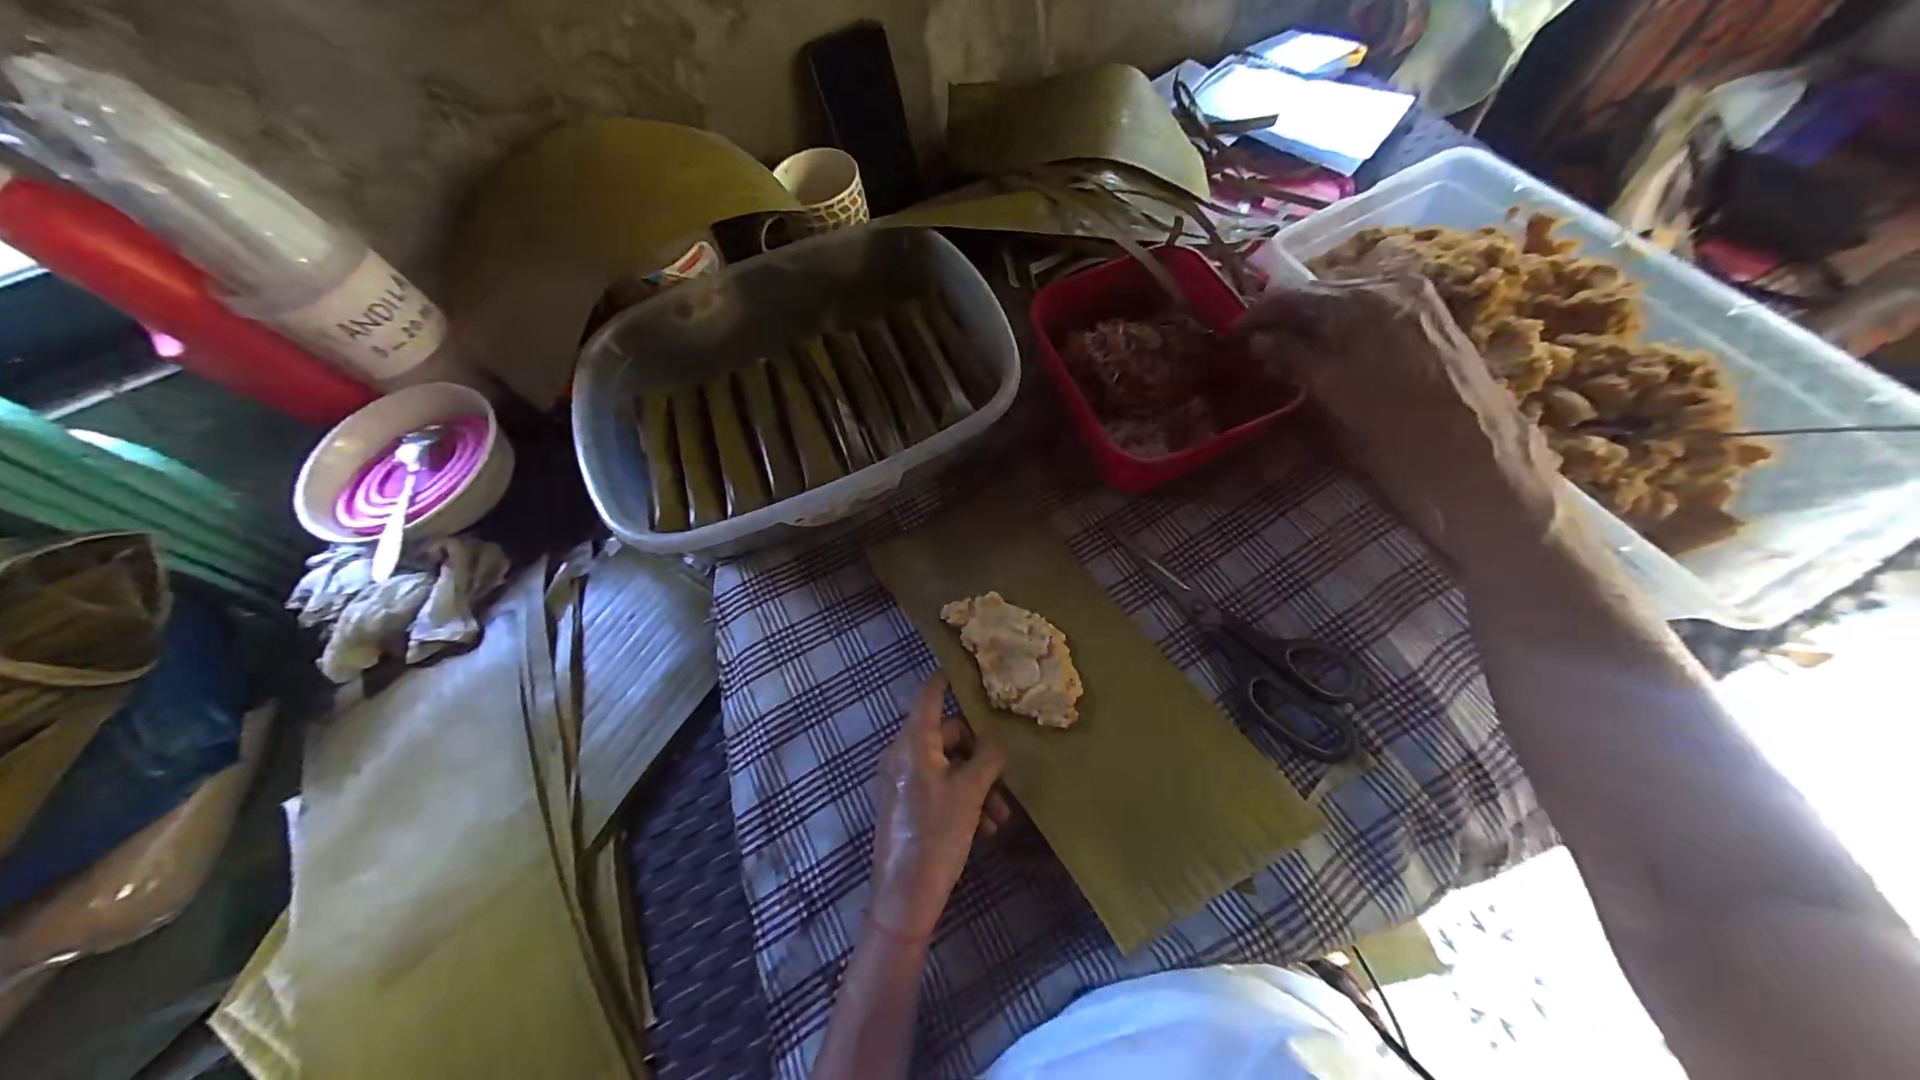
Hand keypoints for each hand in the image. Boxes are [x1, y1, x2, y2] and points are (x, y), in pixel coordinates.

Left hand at [868, 673, 1009, 939]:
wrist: (905, 894)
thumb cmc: (937, 835)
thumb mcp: (970, 794)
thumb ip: (987, 759)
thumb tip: (997, 740)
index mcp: (913, 743)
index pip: (928, 695)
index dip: (946, 678)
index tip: (968, 669)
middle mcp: (902, 754)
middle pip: (946, 734)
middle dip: (979, 755)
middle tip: (1004, 778)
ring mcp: (902, 779)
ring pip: (948, 764)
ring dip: (977, 784)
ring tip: (1000, 816)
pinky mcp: (905, 802)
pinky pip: (939, 785)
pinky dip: (963, 798)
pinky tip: (985, 827)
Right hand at [1239, 272, 1562, 570]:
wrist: (1477, 455)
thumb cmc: (1396, 429)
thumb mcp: (1332, 393)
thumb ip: (1293, 357)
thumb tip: (1259, 340)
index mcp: (1361, 300)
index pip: (1290, 294)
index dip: (1256, 315)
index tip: (1233, 337)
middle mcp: (1390, 282)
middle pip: (1319, 289)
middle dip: (1285, 317)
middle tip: (1259, 349)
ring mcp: (1415, 294)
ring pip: (1344, 296)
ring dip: (1313, 320)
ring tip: (1290, 352)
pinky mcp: (1429, 312)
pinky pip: (1370, 305)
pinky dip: (1342, 322)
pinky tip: (1329, 348)